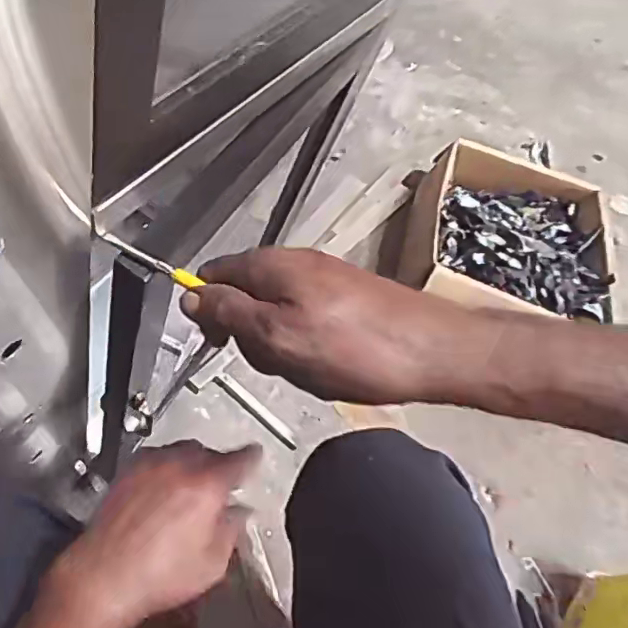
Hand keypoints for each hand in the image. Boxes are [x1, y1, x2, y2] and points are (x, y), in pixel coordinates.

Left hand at [47, 442, 259, 627]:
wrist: (105, 575)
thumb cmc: (155, 575)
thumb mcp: (212, 564)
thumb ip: (232, 531)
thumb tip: (236, 516)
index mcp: (207, 485)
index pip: (240, 459)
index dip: (251, 458)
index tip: (254, 456)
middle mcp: (179, 465)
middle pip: (208, 452)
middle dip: (218, 466)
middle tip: (221, 487)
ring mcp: (152, 465)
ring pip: (180, 451)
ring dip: (191, 465)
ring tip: (190, 493)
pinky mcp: (129, 471)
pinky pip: (156, 459)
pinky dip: (166, 469)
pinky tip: (163, 493)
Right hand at [179, 247, 488, 404]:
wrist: (436, 352)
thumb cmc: (357, 347)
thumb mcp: (276, 335)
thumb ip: (227, 312)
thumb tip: (191, 296)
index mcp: (269, 265)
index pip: (211, 276)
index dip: (209, 312)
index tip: (223, 342)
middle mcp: (292, 263)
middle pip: (242, 298)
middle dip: (250, 335)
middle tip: (279, 358)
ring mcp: (320, 279)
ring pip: (273, 316)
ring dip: (281, 347)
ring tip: (310, 364)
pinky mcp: (343, 298)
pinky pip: (303, 322)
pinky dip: (307, 347)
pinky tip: (330, 363)